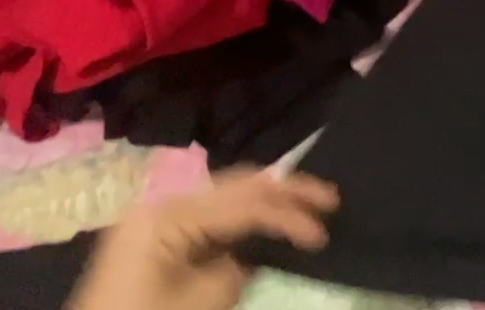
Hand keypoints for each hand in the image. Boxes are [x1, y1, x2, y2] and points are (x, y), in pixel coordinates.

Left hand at [65, 169, 338, 309]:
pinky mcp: (154, 239)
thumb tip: (267, 242)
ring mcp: (154, 221)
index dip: (291, 213)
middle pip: (239, 186)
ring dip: (268, 202)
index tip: (324, 231)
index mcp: (168, 215)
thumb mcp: (207, 298)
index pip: (247, 203)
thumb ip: (246, 259)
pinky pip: (210, 216)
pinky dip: (243, 219)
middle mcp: (161, 205)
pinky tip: (270, 222)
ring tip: (308, 206)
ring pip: (228, 196)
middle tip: (330, 199)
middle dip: (286, 192)